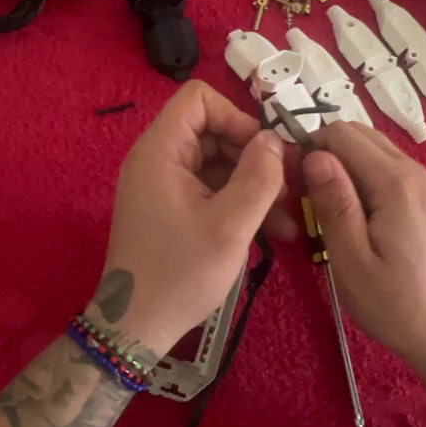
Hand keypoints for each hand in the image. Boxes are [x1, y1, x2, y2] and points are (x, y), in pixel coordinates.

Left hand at [92, 81, 288, 357]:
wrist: (137, 327)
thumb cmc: (180, 273)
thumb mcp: (230, 226)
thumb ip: (258, 177)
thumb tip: (275, 141)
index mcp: (161, 151)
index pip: (199, 99)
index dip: (237, 117)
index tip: (264, 153)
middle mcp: (158, 159)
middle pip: (213, 130)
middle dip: (254, 156)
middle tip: (288, 189)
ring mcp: (164, 184)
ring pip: (218, 162)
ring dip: (254, 184)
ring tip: (286, 219)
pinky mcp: (172, 208)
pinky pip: (211, 188)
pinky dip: (239, 202)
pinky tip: (271, 232)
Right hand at [303, 122, 425, 384]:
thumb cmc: (398, 306)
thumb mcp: (353, 262)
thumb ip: (334, 203)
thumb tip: (313, 154)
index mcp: (394, 181)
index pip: (339, 133)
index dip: (306, 149)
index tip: (289, 184)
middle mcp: (413, 170)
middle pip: (356, 133)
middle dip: (322, 153)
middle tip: (302, 197)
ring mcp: (424, 184)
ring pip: (371, 149)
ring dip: (341, 165)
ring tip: (323, 209)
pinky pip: (385, 168)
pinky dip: (360, 178)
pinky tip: (352, 217)